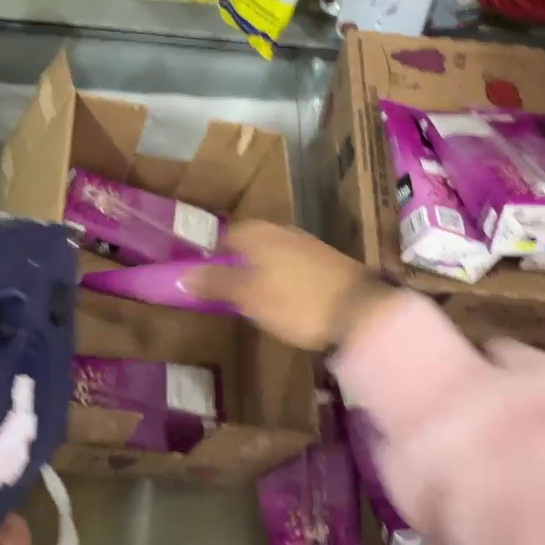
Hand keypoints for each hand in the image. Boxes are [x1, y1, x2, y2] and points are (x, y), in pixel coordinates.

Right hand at [190, 221, 393, 351]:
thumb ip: (216, 283)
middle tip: (225, 290)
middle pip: (250, 243)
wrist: (362, 312)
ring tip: (252, 297)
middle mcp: (283, 231)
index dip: (212, 255)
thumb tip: (182, 274)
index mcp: (259, 233)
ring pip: (272, 253)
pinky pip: (292, 265)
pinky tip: (284, 298)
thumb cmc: (297, 302)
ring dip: (260, 271)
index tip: (203, 277)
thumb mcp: (249, 296)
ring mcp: (308, 245)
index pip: (225, 236)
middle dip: (236, 262)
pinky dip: (282, 278)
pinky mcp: (328, 263)